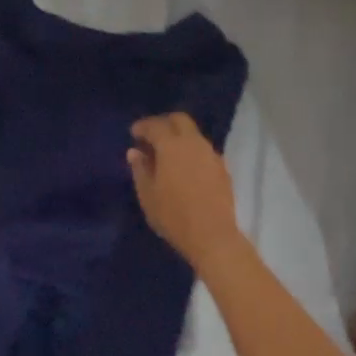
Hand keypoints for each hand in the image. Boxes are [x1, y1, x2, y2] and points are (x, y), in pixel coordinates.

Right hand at [128, 112, 240, 267]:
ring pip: (193, 135)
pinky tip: (183, 168)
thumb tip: (135, 152)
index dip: (143, 126)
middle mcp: (194, 143)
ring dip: (179, 138)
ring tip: (166, 155)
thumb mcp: (147, 194)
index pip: (156, 126)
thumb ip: (140, 169)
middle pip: (180, 120)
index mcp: (172, 146)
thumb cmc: (173, 215)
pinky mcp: (222, 168)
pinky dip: (190, 152)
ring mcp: (212, 155)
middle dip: (164, 123)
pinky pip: (203, 151)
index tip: (134, 133)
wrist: (211, 234)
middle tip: (151, 136)